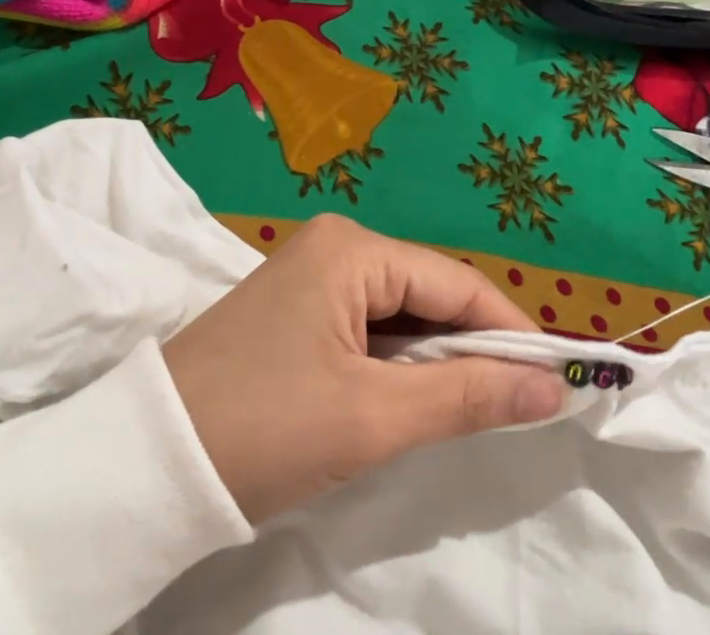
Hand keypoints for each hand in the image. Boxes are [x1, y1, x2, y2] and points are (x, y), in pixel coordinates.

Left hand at [161, 214, 567, 523]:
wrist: (151, 461)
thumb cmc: (265, 428)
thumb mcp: (374, 417)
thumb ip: (469, 396)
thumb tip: (555, 387)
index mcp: (352, 249)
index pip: (458, 283)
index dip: (511, 332)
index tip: (558, 382)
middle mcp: (334, 248)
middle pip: (432, 295)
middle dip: (473, 351)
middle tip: (515, 409)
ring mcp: (311, 278)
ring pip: (403, 318)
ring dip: (436, 364)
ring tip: (467, 412)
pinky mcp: (296, 313)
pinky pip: (369, 331)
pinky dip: (398, 368)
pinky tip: (410, 403)